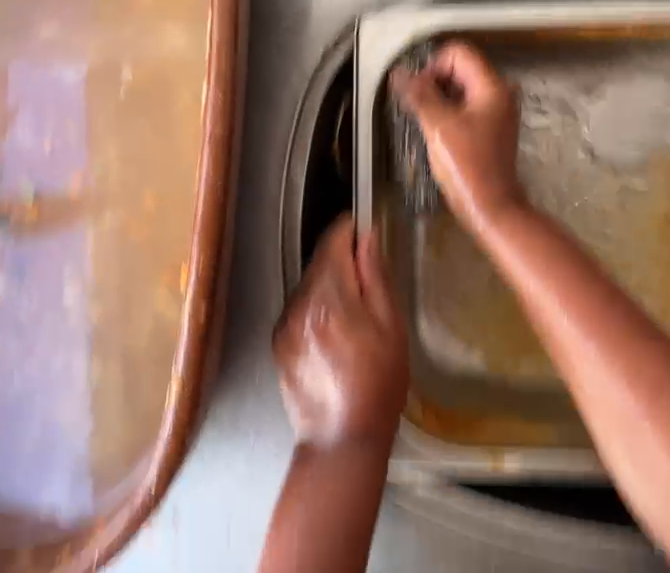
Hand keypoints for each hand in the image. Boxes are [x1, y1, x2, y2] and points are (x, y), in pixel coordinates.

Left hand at [273, 215, 407, 448]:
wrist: (341, 440)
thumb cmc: (379, 383)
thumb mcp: (391, 325)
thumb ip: (375, 276)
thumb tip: (367, 236)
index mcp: (330, 297)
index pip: (333, 240)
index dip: (350, 229)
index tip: (366, 229)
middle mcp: (299, 304)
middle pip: (320, 262)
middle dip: (343, 262)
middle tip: (370, 285)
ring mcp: (284, 324)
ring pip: (309, 285)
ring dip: (330, 286)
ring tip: (355, 317)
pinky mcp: (277, 342)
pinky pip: (299, 309)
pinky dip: (316, 309)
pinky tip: (335, 336)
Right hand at [390, 41, 526, 226]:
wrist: (490, 206)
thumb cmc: (467, 166)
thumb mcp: (439, 126)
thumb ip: (420, 95)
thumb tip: (399, 73)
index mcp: (492, 86)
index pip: (458, 53)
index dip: (432, 65)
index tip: (417, 91)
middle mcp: (500, 92)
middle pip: (460, 68)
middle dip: (434, 81)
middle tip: (417, 106)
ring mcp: (497, 110)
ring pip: (461, 87)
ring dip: (439, 97)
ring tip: (424, 120)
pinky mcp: (490, 126)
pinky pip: (466, 105)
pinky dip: (448, 110)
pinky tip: (436, 129)